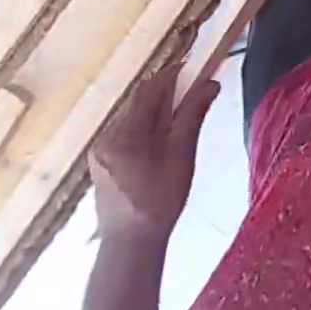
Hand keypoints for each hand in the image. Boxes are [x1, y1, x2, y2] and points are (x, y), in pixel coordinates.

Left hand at [89, 67, 218, 239]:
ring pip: (133, 114)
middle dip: (167, 90)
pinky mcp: (101, 161)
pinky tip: (161, 135)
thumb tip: (211, 81)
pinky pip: (126, 129)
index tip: (196, 65)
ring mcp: (100, 150)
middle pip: (139, 100)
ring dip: (156, 107)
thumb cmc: (161, 197)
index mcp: (124, 134)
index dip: (173, 73)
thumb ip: (193, 112)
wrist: (131, 243)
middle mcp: (106, 136)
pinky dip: (145, 123)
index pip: (149, 89)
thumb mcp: (183, 153)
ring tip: (181, 115)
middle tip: (194, 90)